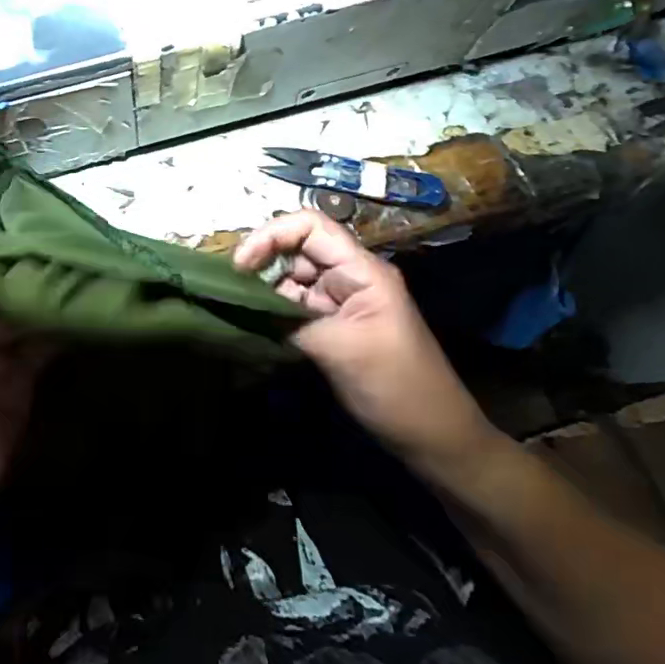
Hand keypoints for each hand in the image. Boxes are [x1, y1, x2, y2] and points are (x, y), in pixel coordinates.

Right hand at [234, 211, 498, 473]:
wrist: (433, 436)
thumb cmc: (396, 387)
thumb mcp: (340, 350)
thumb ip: (291, 321)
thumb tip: (246, 306)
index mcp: (362, 270)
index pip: (311, 227)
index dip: (272, 235)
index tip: (240, 265)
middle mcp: (350, 277)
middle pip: (298, 250)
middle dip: (263, 260)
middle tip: (231, 288)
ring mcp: (341, 303)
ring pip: (294, 279)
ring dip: (265, 287)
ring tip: (236, 303)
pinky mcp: (333, 328)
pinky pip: (297, 307)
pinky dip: (275, 311)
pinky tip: (254, 320)